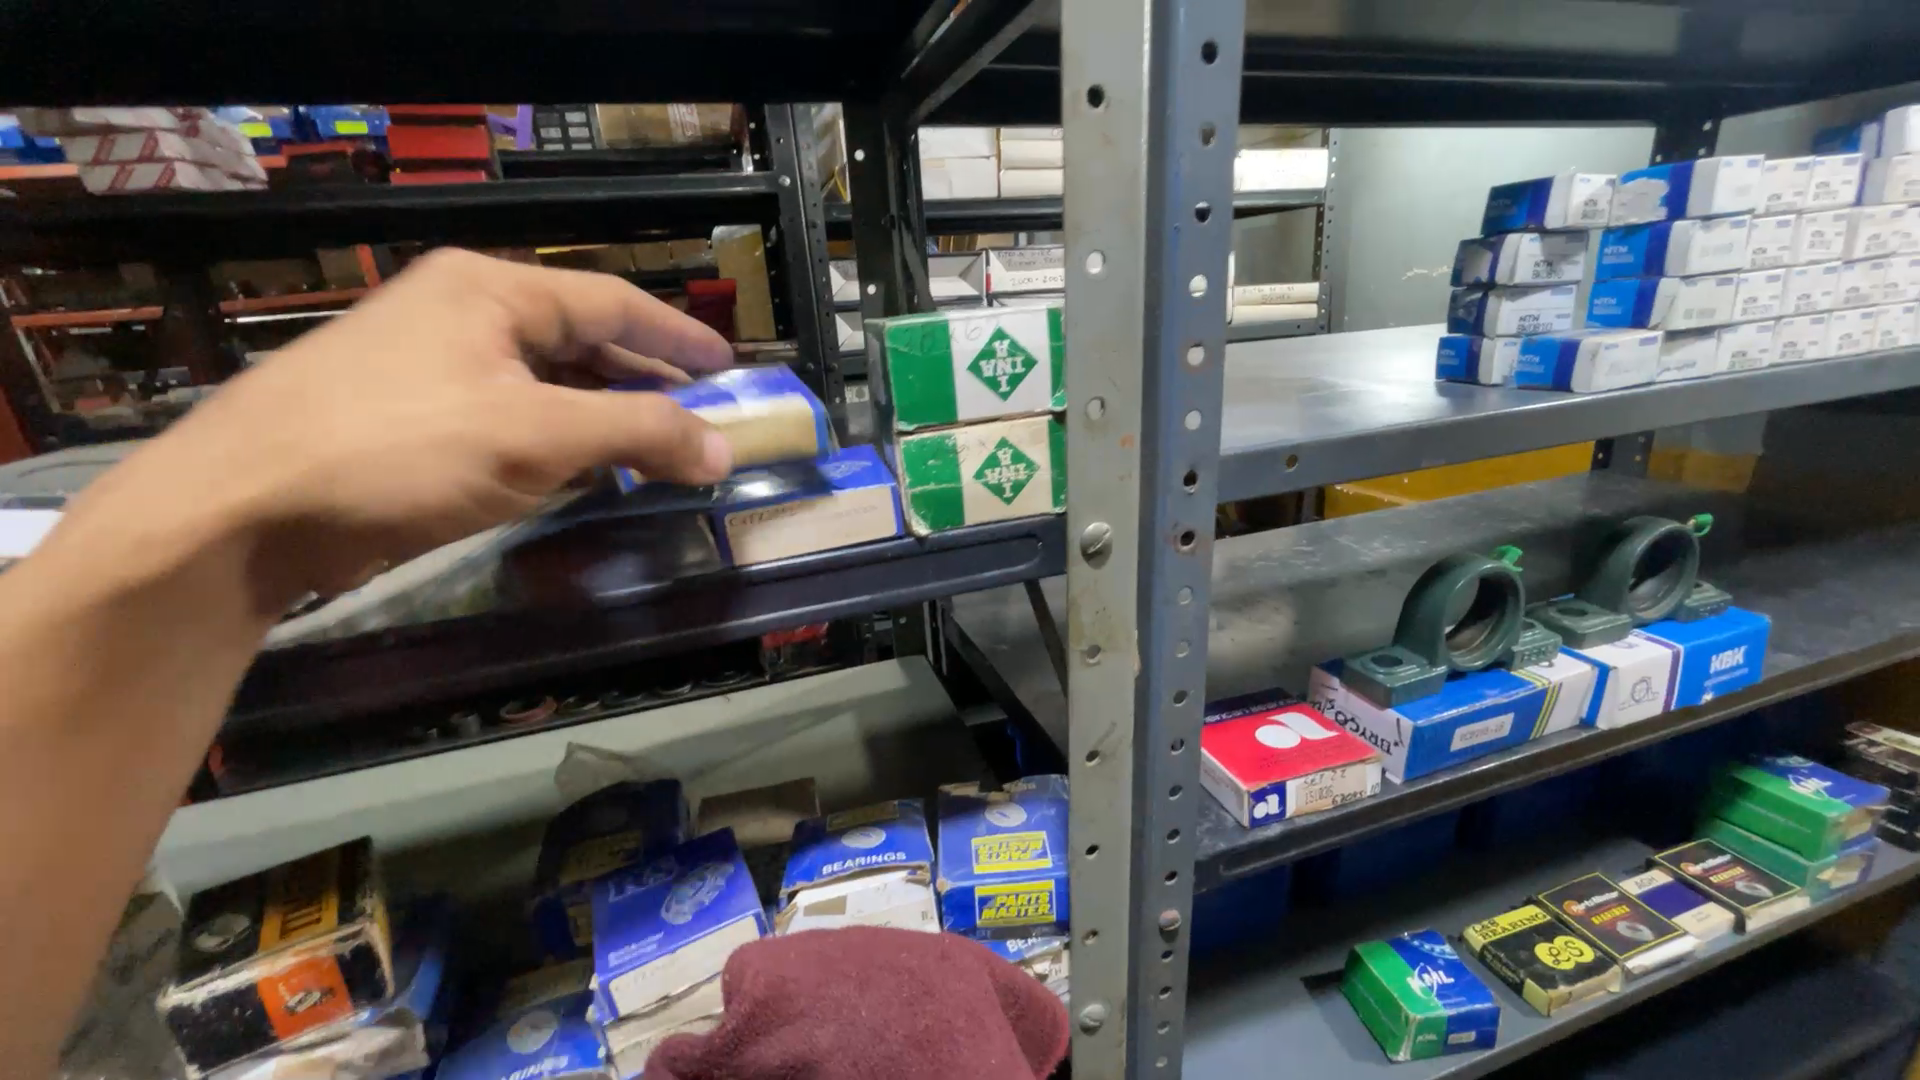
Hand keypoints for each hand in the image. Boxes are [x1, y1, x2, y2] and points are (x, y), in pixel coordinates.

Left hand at [57, 248, 735, 615]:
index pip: (614, 302)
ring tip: (660, 446)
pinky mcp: (417, 419)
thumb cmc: (401, 452)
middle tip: (704, 413)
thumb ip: (641, 434)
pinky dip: (565, 440)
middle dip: (649, 380)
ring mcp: (436, 367)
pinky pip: (517, 418)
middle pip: (584, 341)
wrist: (241, 513)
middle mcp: (465, 316)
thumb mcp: (538, 436)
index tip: (730, 367)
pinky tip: (589, 470)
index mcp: (493, 293)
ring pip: (550, 384)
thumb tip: (724, 451)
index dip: (680, 335)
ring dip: (608, 414)